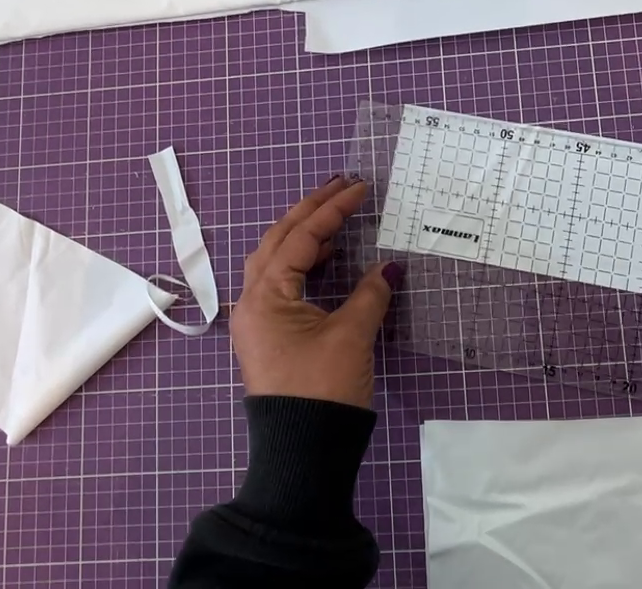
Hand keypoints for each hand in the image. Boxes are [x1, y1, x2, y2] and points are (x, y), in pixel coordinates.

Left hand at [230, 174, 402, 408]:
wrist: (301, 455)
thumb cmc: (323, 390)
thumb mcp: (351, 336)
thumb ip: (369, 294)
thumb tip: (388, 268)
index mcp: (266, 296)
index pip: (301, 238)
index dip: (332, 210)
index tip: (359, 188)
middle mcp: (253, 302)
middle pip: (278, 240)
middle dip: (309, 210)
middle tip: (340, 186)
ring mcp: (258, 320)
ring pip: (275, 260)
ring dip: (303, 234)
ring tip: (334, 217)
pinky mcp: (270, 335)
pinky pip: (282, 282)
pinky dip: (303, 262)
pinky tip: (327, 259)